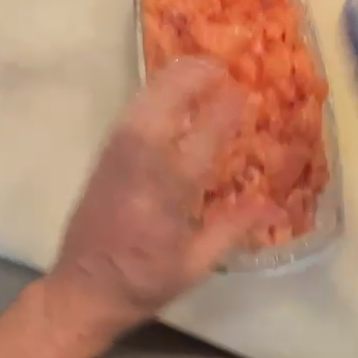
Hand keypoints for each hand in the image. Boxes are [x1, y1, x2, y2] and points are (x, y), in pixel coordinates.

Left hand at [48, 59, 271, 341]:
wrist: (82, 290)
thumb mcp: (195, 265)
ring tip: (198, 70)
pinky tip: (168, 94)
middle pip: (165, 104)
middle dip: (192, 78)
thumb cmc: (143, 282)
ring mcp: (116, 156)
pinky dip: (151, 95)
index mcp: (167, 193)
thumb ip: (233, 228)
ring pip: (143, 102)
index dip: (225, 110)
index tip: (244, 92)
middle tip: (220, 68)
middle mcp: (139, 164)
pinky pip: (130, 114)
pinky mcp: (102, 157)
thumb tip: (275, 206)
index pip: (202, 138)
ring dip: (171, 80)